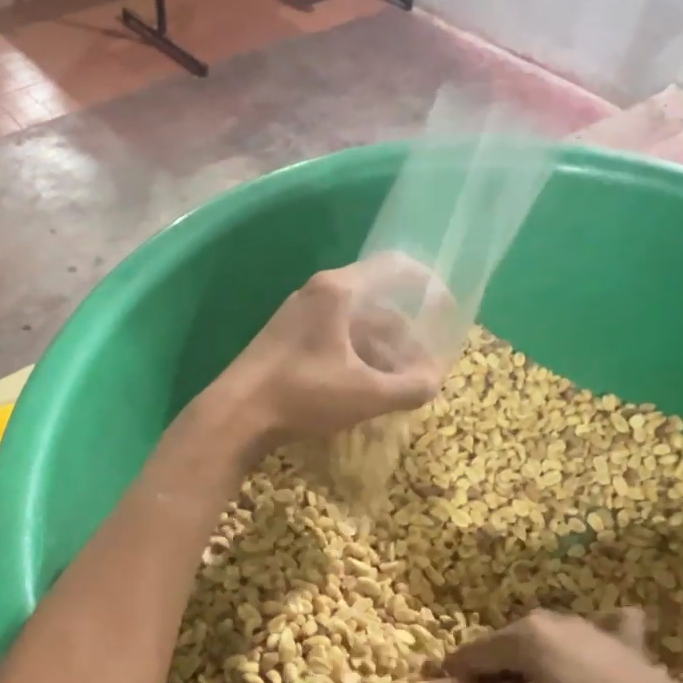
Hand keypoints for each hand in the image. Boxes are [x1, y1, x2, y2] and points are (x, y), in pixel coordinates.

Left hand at [213, 253, 447, 443]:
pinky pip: (333, 337)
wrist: (235, 414)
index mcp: (337, 291)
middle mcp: (316, 293)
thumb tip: (434, 382)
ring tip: (395, 384)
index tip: (446, 310)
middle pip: (376, 302)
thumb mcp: (365, 395)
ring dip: (380, 350)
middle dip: (404, 334)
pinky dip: (355, 356)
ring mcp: (297, 315)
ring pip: (353, 323)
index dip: (428, 285)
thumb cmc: (302, 395)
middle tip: (421, 366)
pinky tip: (361, 389)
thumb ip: (409, 387)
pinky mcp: (284, 339)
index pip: (395, 267)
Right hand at [431, 610, 682, 682]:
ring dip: (525, 676)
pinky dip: (568, 661)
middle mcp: (550, 619)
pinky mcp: (616, 639)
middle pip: (500, 649)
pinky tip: (580, 677)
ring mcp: (586, 625)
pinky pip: (577, 644)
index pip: (468, 657)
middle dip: (490, 682)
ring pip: (536, 647)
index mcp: (524, 636)